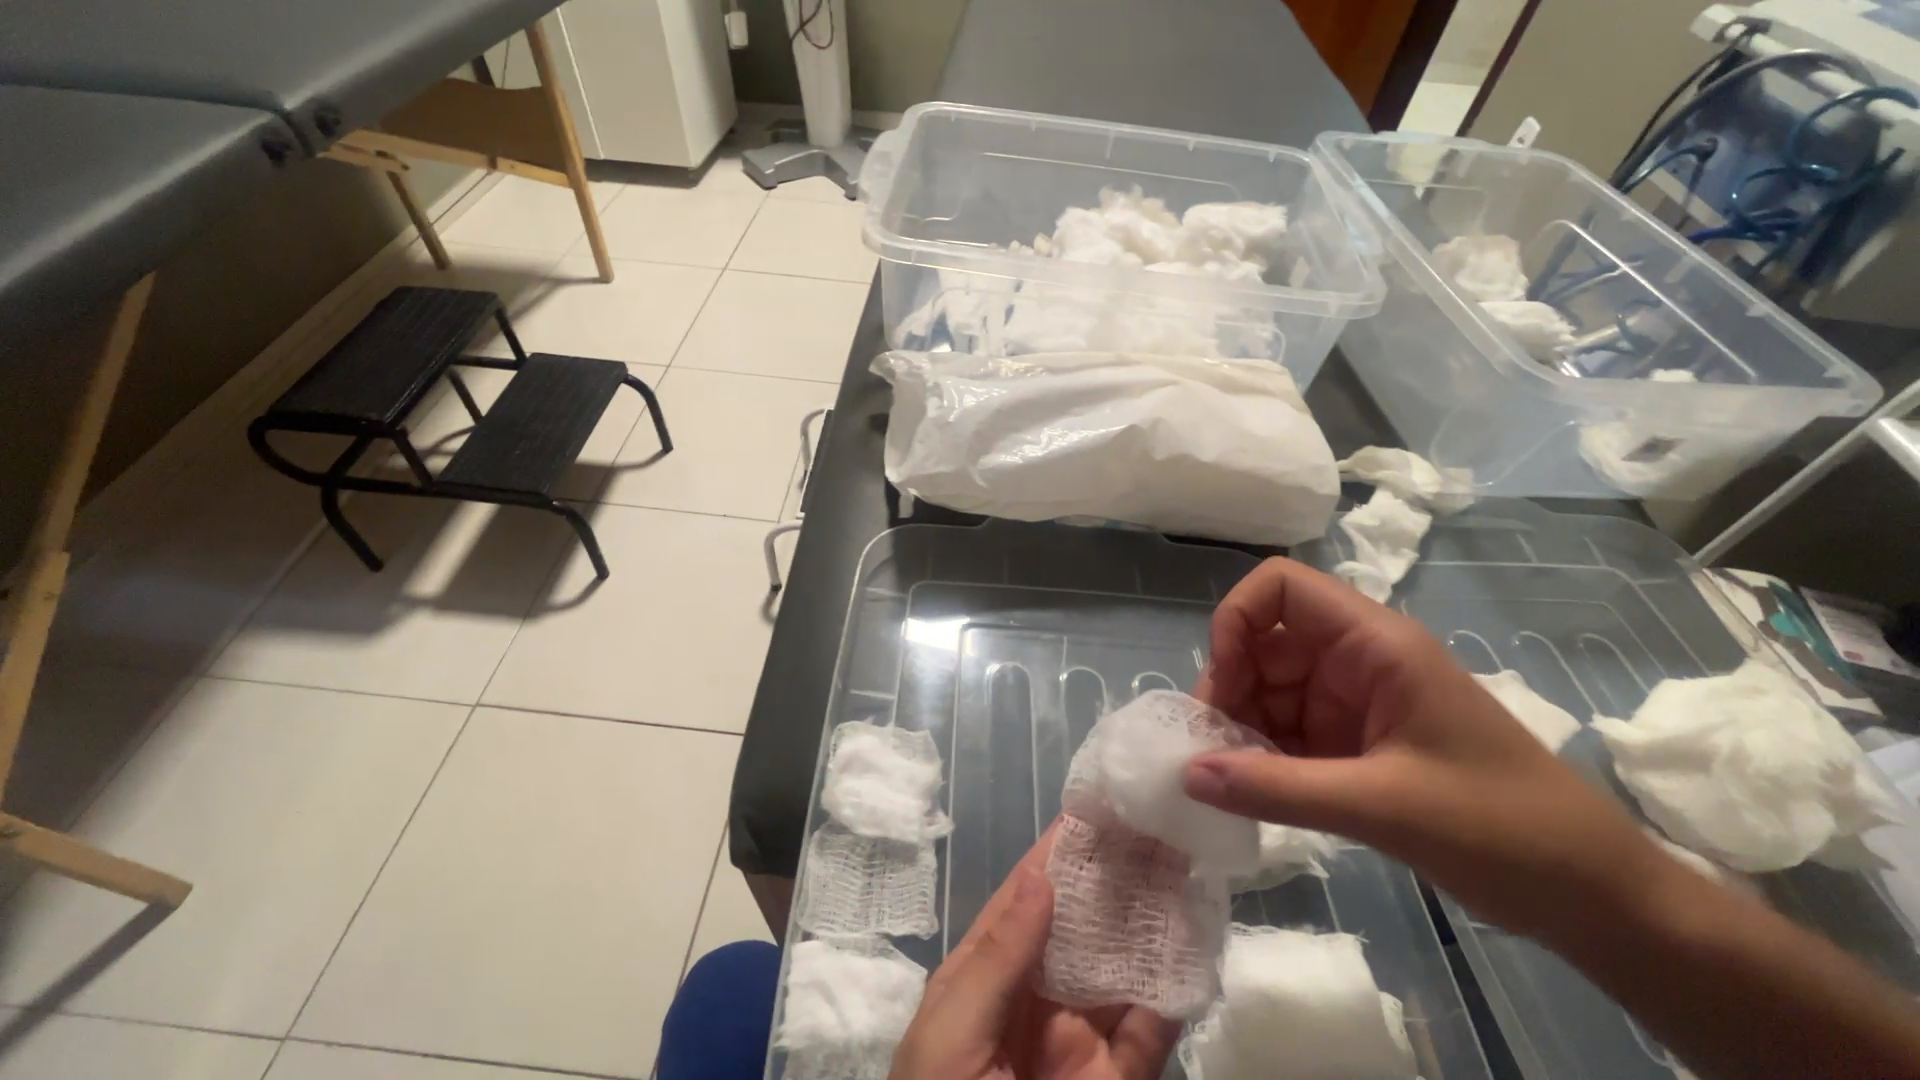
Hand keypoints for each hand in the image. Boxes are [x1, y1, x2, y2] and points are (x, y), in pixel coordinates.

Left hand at [890, 827, 1178, 1079]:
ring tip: (1187, 853)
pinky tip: (1200, 931)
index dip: (1064, 850)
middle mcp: (1039, 993)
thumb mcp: (949, 1033)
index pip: (1030, 898)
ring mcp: (1083, 1036)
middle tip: (1160, 816)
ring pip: (1126, 961)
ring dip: (1155, 912)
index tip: (1102, 802)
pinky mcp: (1122, 1078)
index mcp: (988, 975)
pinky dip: (1179, 981)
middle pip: (1086, 922)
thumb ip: (998, 957)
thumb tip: (1043, 876)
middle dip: (1120, 872)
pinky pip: (1156, 1024)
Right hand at [1184, 556, 1672, 938]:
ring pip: (1271, 692)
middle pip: (1265, 643)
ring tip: (1229, 784)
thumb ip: (1276, 787)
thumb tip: (1184, 774)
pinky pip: (1289, 735)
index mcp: (1377, 645)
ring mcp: (1358, 705)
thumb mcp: (1381, 806)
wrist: (1590, 893)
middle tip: (1210, 753)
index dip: (1236, 620)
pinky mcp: (1358, 747)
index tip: (1223, 686)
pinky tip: (1254, 797)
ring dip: (1242, 729)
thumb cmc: (1500, 828)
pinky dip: (1263, 759)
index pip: (1282, 587)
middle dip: (1229, 688)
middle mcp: (1360, 661)